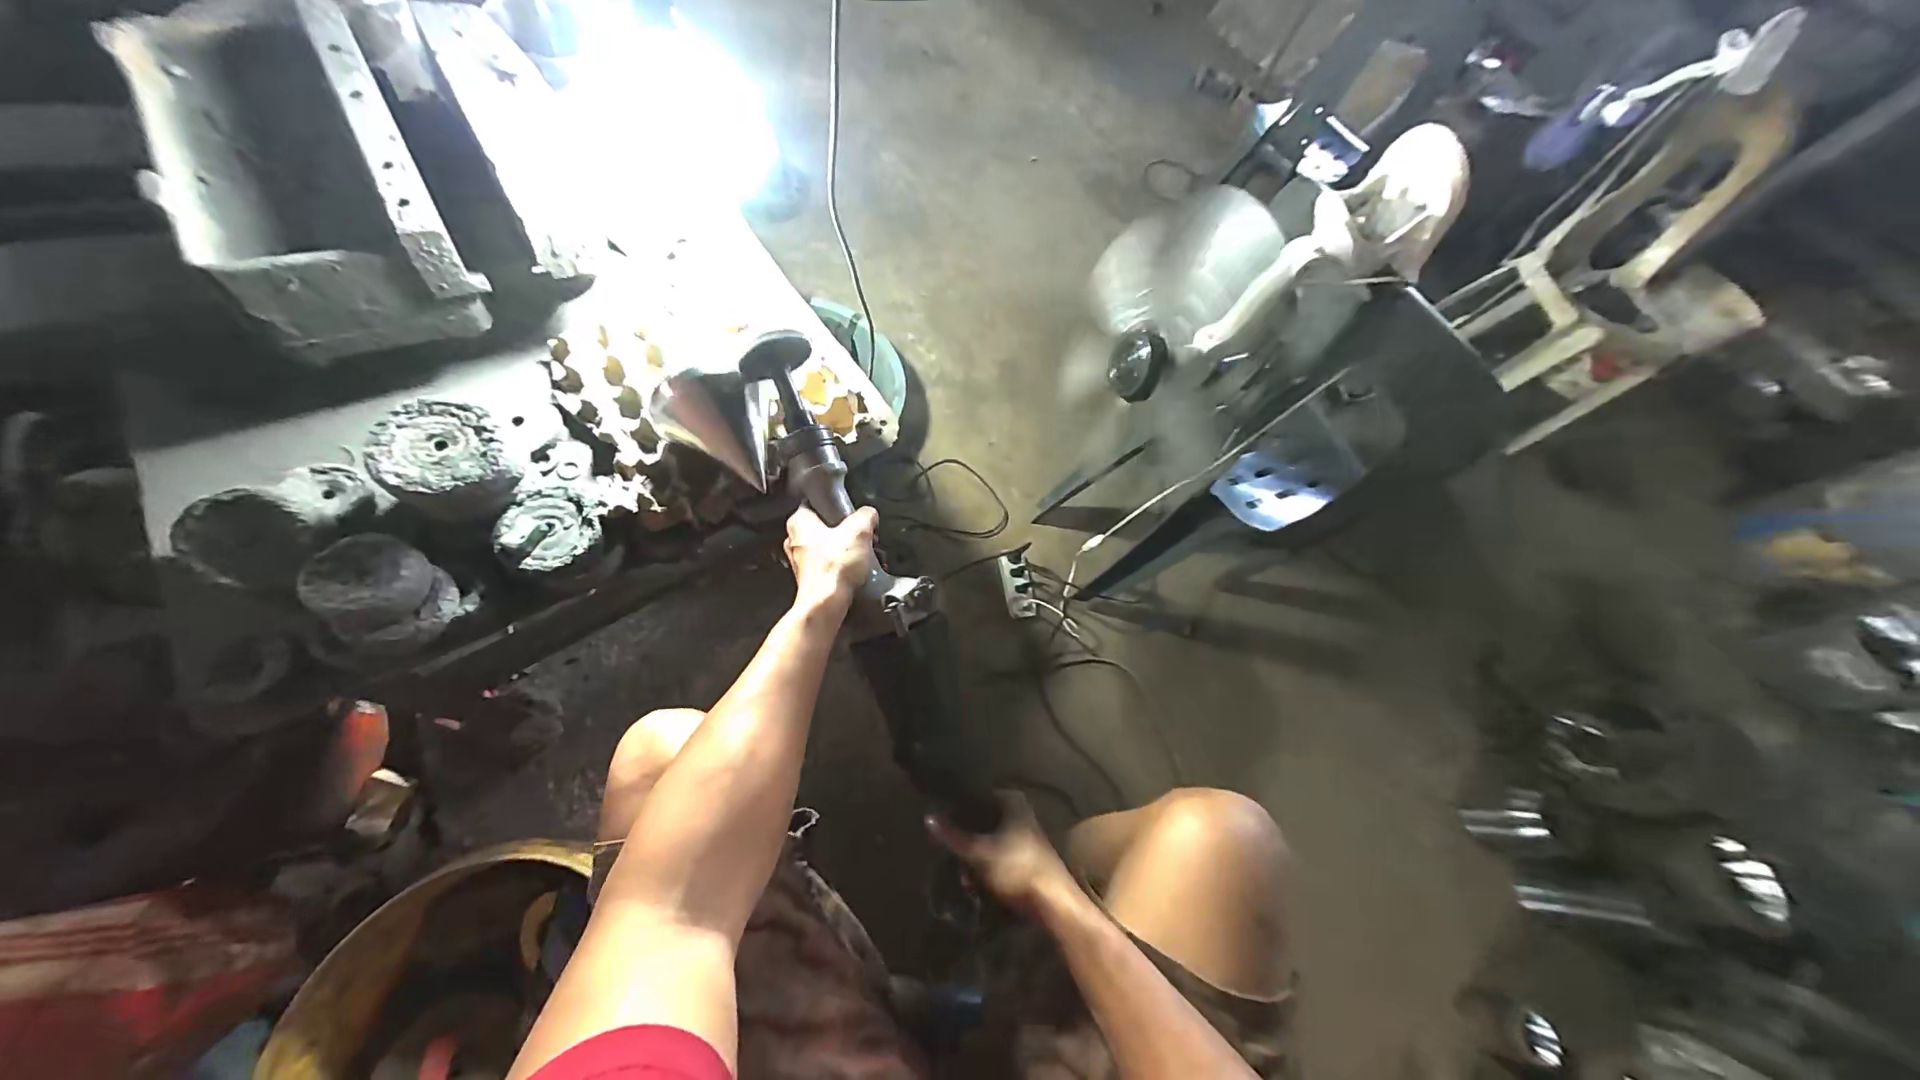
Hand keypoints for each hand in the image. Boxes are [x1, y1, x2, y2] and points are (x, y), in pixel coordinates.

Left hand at [784, 505, 876, 612]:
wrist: (827, 604)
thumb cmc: (833, 569)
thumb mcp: (859, 530)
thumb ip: (866, 515)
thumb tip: (869, 515)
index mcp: (799, 523)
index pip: (816, 505)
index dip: (837, 509)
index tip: (851, 515)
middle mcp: (796, 542)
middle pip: (827, 530)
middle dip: (846, 534)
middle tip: (861, 538)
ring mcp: (803, 564)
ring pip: (830, 551)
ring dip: (848, 554)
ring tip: (863, 557)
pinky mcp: (813, 581)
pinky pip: (832, 569)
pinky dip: (845, 571)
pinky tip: (857, 574)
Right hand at [930, 793, 1077, 913]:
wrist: (1054, 904)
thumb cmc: (1017, 868)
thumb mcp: (979, 852)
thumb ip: (953, 835)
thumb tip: (928, 817)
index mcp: (1012, 800)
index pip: (977, 796)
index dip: (957, 810)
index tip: (942, 824)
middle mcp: (1019, 812)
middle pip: (981, 820)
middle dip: (965, 840)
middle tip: (952, 857)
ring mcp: (1024, 835)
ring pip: (988, 840)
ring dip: (973, 858)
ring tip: (964, 877)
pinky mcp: (1025, 857)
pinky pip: (997, 856)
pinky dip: (986, 867)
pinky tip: (975, 883)